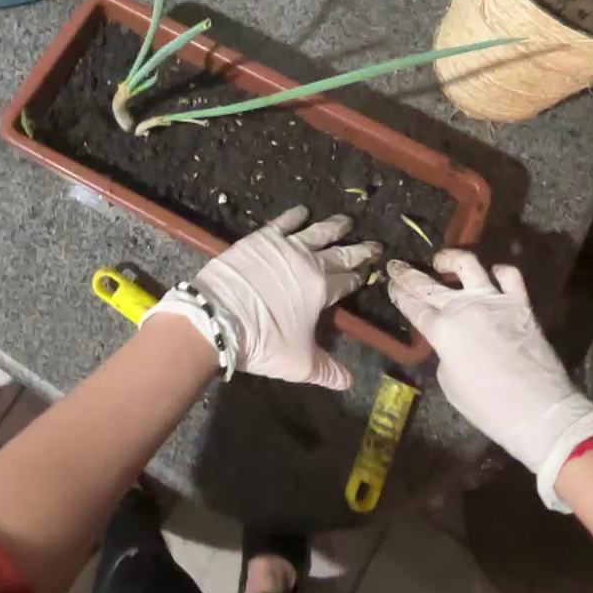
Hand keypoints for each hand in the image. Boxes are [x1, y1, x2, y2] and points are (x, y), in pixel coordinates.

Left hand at [146, 206, 377, 389]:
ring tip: (346, 220)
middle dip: (358, 250)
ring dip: (333, 226)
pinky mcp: (259, 239)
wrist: (218, 318)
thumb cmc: (263, 342)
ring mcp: (283, 247)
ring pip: (315, 232)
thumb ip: (326, 371)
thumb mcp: (299, 364)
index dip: (358, 277)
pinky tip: (302, 211)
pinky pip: (282, 223)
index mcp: (321, 290)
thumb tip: (348, 382)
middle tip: (373, 244)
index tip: (368, 271)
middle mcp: (308, 263)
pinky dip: (294, 215)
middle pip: (339, 253)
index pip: (346, 281)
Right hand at [388, 250, 592, 511]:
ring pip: (466, 264)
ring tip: (441, 261)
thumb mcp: (449, 383)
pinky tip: (491, 275)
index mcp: (441, 331)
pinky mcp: (520, 303)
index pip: (412, 305)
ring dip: (449, 259)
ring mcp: (493, 300)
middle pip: (428, 283)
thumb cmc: (488, 407)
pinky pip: (509, 276)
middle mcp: (463, 308)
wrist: (539, 412)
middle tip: (396, 265)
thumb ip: (443, 352)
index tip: (390, 283)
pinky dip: (498, 272)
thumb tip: (448, 339)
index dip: (398, 293)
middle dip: (407, 273)